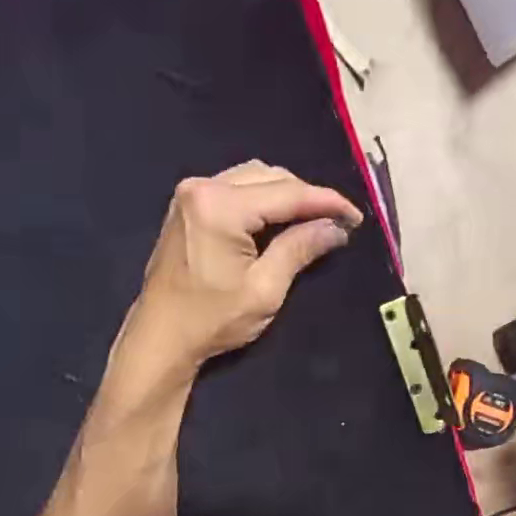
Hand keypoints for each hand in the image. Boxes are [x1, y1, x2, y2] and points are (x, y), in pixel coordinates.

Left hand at [118, 161, 363, 375]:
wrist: (159, 338)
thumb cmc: (210, 320)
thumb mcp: (264, 289)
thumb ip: (299, 249)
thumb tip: (336, 228)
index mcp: (220, 206)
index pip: (287, 193)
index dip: (327, 202)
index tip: (356, 216)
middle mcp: (201, 187)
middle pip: (270, 176)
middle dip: (306, 196)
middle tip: (336, 222)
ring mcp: (190, 194)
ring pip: (253, 178)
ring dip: (285, 195)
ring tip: (312, 221)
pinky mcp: (186, 206)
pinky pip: (234, 188)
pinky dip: (261, 200)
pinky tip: (278, 220)